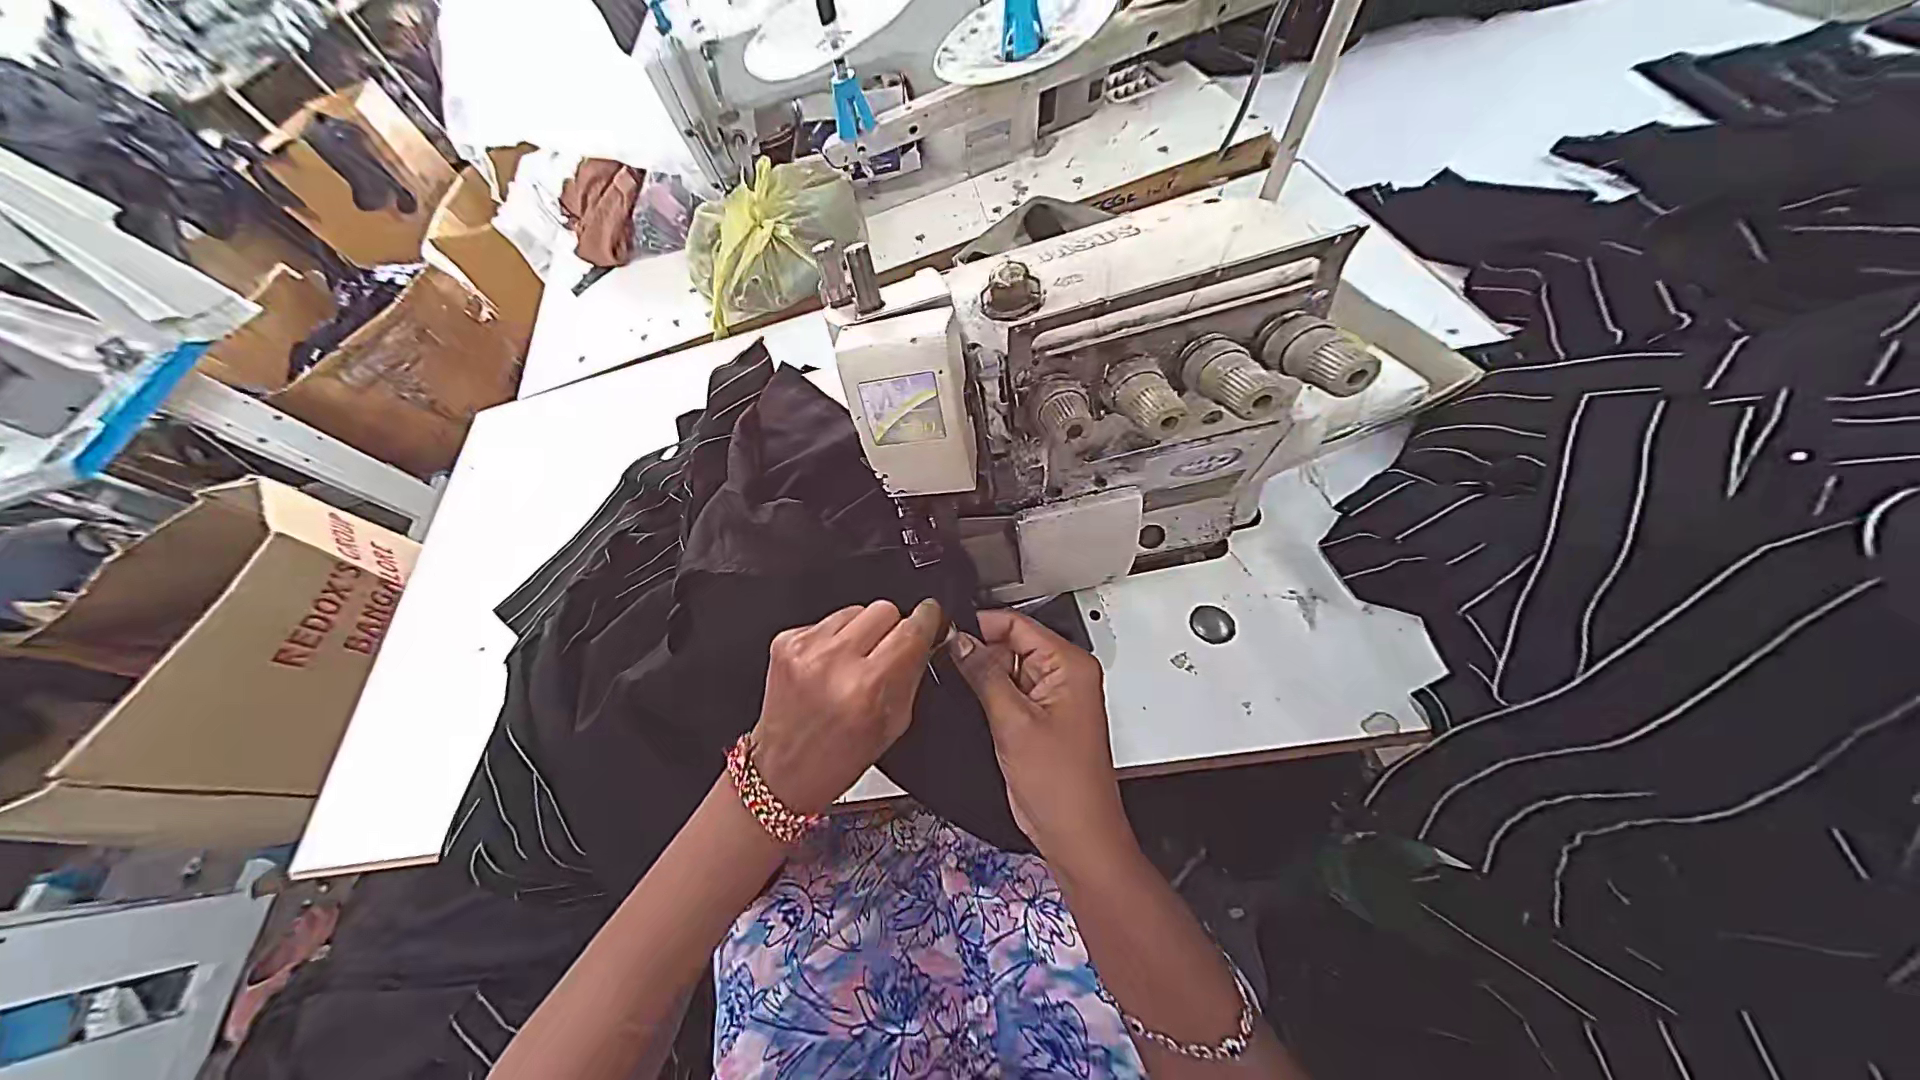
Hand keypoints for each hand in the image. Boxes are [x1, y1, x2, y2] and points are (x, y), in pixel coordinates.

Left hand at [752, 599, 947, 814]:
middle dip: (892, 629)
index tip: (930, 617)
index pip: (911, 630)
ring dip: (862, 633)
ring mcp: (806, 650)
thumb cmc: (837, 757)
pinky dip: (834, 638)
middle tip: (884, 656)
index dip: (927, 620)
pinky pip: (827, 620)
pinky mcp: (786, 642)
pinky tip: (829, 666)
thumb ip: (913, 673)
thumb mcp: (895, 724)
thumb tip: (927, 634)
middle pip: (885, 609)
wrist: (783, 769)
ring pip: (856, 610)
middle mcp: (834, 663)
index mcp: (867, 688)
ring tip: (852, 665)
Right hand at [948, 609, 1133, 864]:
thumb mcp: (1013, 721)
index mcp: (1070, 665)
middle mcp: (1065, 675)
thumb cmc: (1063, 787)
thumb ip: (983, 675)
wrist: (1075, 834)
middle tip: (951, 668)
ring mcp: (1052, 697)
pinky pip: (1009, 693)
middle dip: (980, 655)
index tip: (948, 634)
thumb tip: (962, 642)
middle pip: (1010, 644)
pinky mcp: (1040, 717)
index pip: (1018, 623)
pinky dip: (991, 699)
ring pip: (1006, 669)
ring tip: (970, 699)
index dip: (981, 626)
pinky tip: (980, 713)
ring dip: (984, 680)